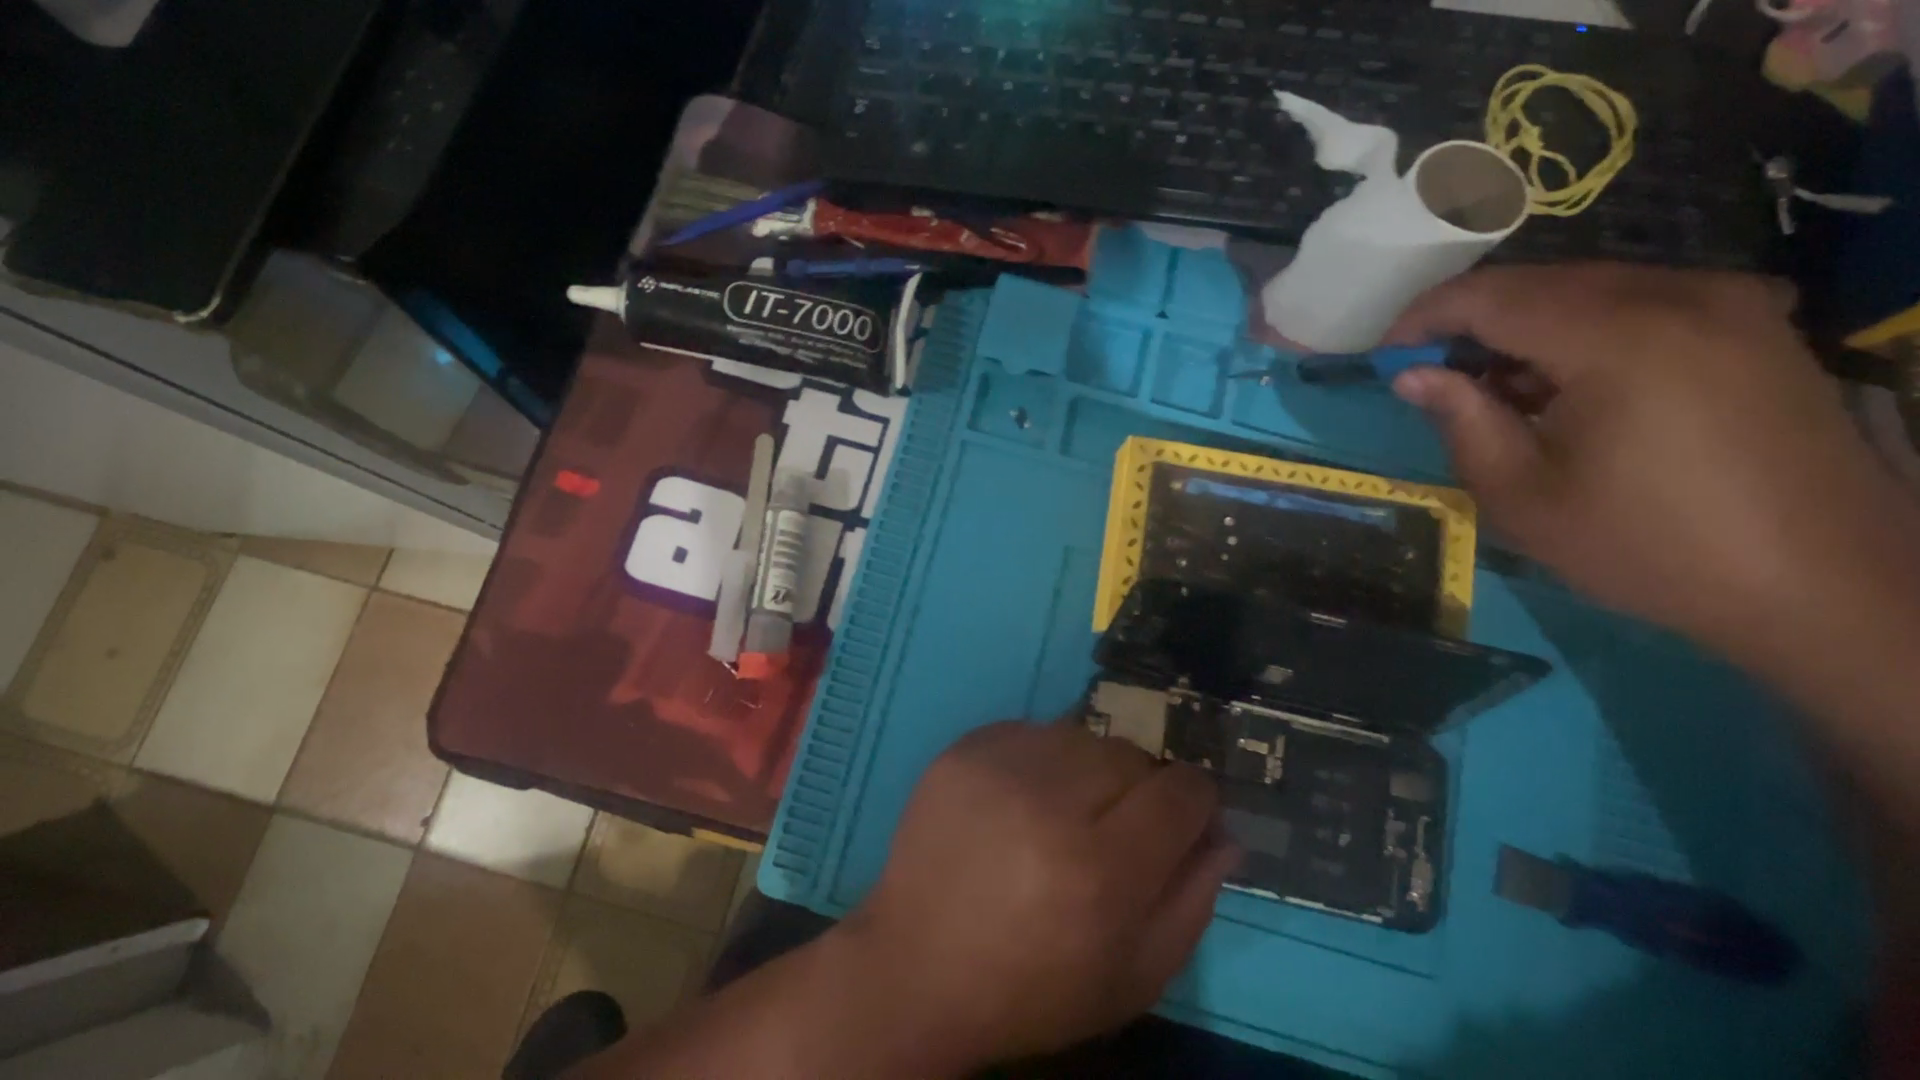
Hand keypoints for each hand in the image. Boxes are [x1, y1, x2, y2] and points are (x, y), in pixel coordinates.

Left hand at [835, 721, 1235, 1071]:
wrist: (916, 971)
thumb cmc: (1034, 989)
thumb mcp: (1135, 977)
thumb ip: (1192, 900)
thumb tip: (1223, 833)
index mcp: (1102, 869)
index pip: (1183, 790)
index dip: (1194, 806)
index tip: (1180, 826)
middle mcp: (1052, 804)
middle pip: (1134, 756)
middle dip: (1140, 790)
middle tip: (1113, 831)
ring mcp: (999, 769)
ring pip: (1084, 736)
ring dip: (1090, 770)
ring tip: (1065, 815)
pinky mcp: (962, 752)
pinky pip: (1032, 731)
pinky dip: (1042, 759)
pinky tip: (1024, 801)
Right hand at [1388, 262, 1919, 656]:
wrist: (1820, 583)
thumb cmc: (1652, 548)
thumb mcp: (1527, 499)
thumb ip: (1464, 423)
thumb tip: (1415, 376)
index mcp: (1617, 336)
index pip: (1491, 296)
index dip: (1424, 318)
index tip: (1386, 356)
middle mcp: (1678, 295)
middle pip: (1543, 281)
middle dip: (1474, 321)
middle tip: (1433, 374)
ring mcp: (1728, 302)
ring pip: (1594, 287)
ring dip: (1530, 326)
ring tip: (1500, 388)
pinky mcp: (1756, 324)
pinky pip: (1645, 302)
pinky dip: (1588, 329)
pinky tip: (1574, 383)